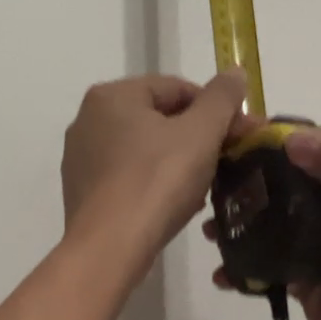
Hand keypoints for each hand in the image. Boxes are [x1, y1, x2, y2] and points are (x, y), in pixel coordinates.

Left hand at [61, 71, 251, 260]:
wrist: (109, 247)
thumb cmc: (156, 182)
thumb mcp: (200, 133)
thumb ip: (222, 98)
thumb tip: (234, 72)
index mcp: (111, 95)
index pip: (177, 88)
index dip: (216, 110)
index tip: (240, 136)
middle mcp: (87, 121)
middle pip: (158, 119)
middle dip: (197, 139)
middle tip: (227, 163)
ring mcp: (80, 159)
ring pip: (144, 151)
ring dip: (178, 164)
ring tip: (204, 189)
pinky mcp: (82, 193)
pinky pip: (127, 178)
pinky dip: (153, 185)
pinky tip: (173, 206)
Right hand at [210, 127, 320, 319]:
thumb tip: (293, 140)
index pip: (320, 146)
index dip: (279, 137)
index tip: (234, 138)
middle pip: (288, 181)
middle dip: (248, 180)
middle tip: (209, 186)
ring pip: (272, 220)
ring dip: (239, 221)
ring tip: (209, 231)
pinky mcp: (303, 279)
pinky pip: (265, 261)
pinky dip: (241, 264)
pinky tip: (222, 274)